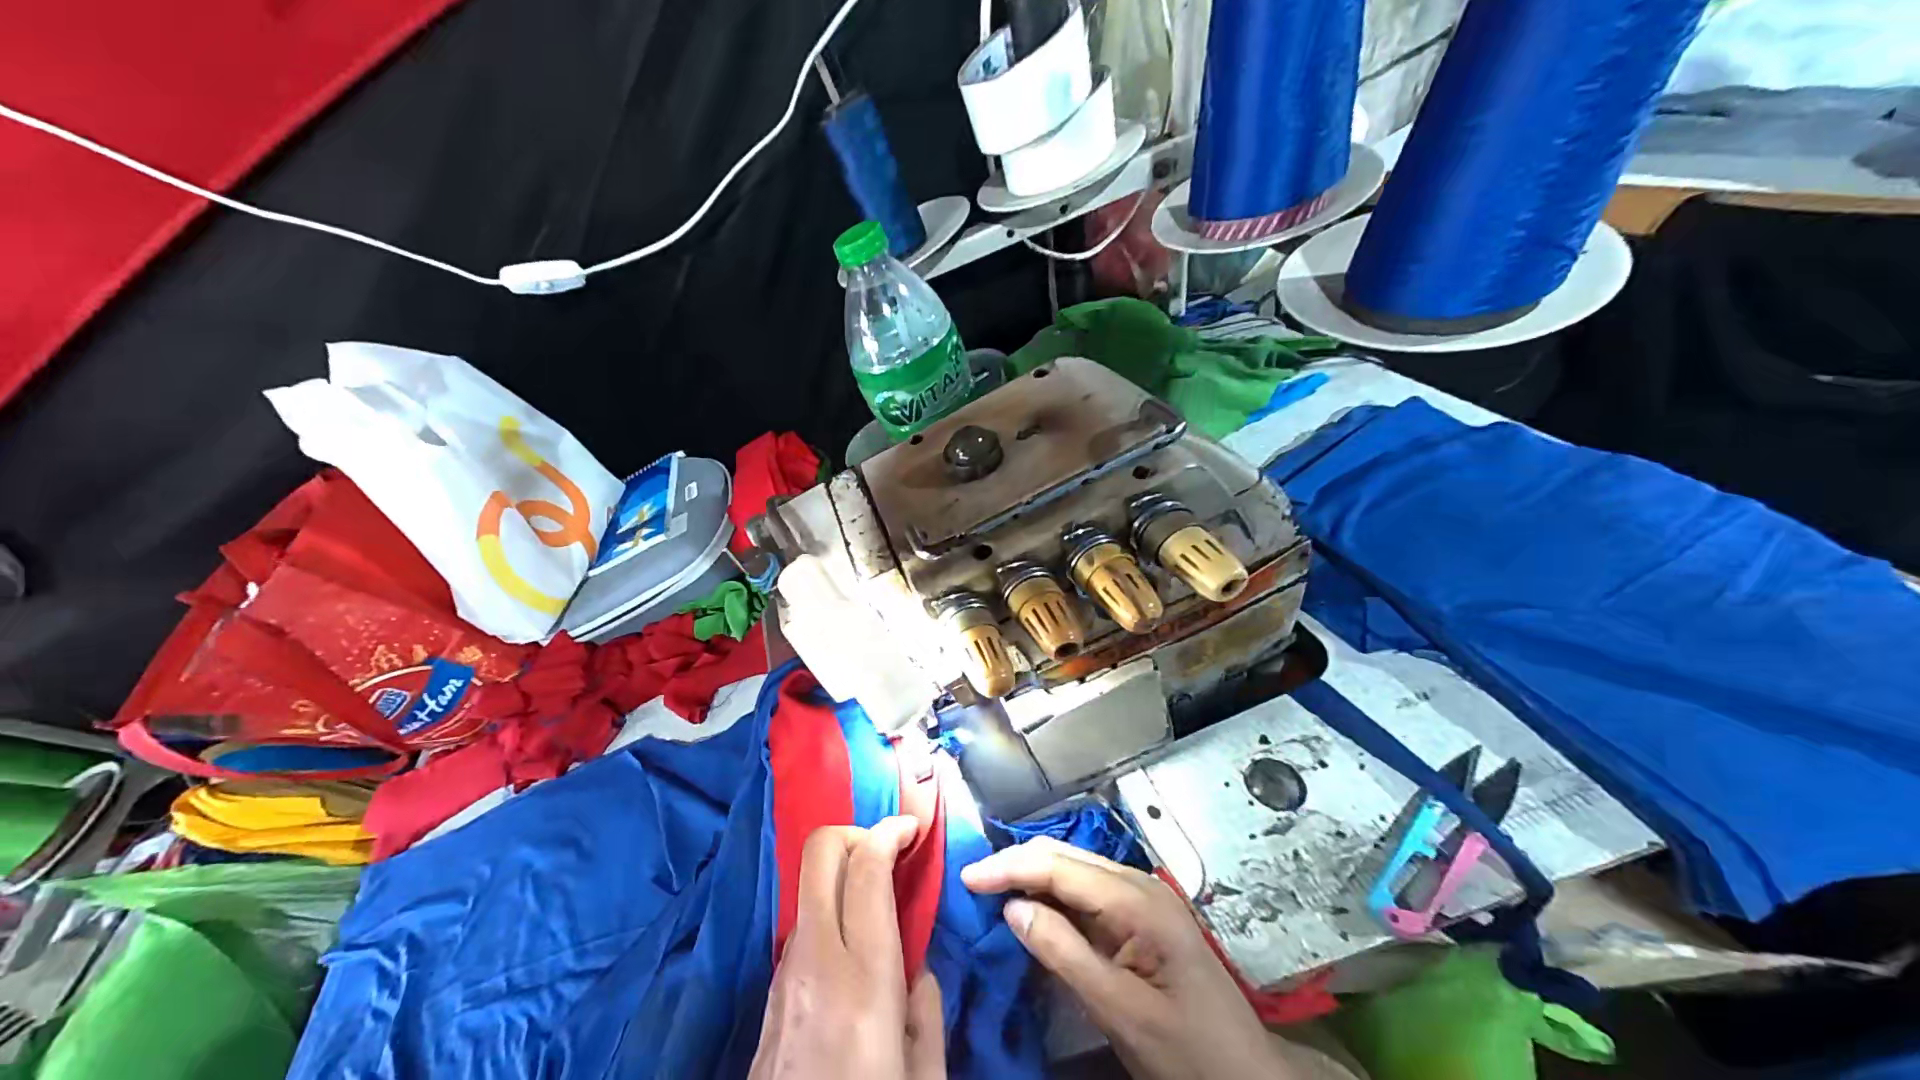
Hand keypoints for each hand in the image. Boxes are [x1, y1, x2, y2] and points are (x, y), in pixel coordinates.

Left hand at [749, 818, 945, 1079]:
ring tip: (876, 897)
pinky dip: (827, 911)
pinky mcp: (769, 995)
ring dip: (841, 873)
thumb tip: (915, 968)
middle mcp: (815, 958)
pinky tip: (851, 945)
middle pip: (819, 854)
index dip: (890, 831)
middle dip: (856, 833)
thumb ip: (926, 1010)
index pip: (866, 867)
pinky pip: (801, 928)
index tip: (912, 829)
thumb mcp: (923, 1076)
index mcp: (863, 975)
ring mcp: (784, 974)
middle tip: (889, 850)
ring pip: (808, 888)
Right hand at [962, 837, 1352, 1079]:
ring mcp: (1142, 897)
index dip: (1009, 868)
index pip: (1059, 866)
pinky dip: (1053, 895)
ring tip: (991, 892)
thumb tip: (1012, 909)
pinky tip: (1032, 907)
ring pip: (1073, 869)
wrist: (1248, 1075)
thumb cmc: (1187, 1048)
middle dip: (1016, 865)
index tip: (966, 878)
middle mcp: (1138, 884)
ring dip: (1032, 877)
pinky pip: (1087, 891)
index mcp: (1137, 901)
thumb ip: (1064, 954)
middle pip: (1065, 856)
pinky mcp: (1141, 915)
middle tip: (972, 884)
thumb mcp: (1121, 1011)